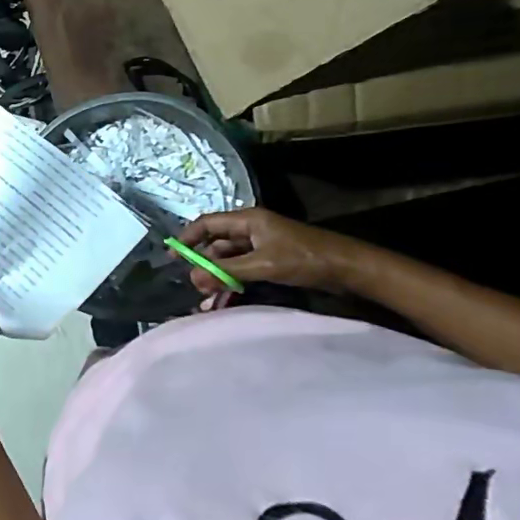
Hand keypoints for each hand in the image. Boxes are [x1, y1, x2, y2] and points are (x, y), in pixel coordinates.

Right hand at [175, 208, 369, 294]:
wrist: (346, 268)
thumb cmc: (304, 259)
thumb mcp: (262, 265)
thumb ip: (227, 271)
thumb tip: (194, 279)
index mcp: (248, 220)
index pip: (208, 223)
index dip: (188, 237)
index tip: (173, 256)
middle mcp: (251, 229)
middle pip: (216, 243)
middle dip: (203, 264)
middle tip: (194, 285)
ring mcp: (261, 246)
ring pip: (228, 259)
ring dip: (217, 277)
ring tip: (207, 298)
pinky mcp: (270, 261)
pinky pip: (242, 270)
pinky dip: (232, 282)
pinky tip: (224, 299)